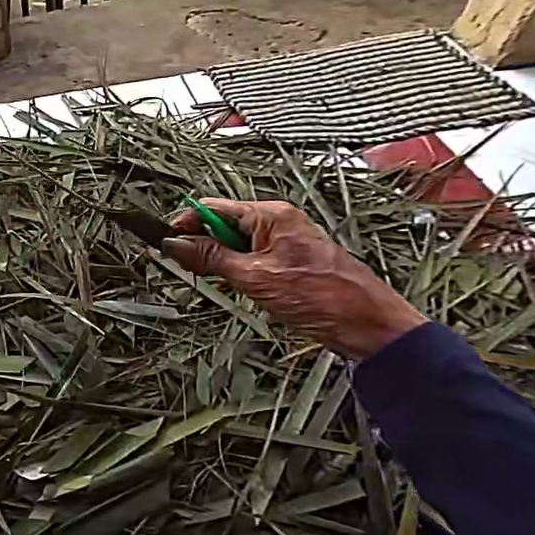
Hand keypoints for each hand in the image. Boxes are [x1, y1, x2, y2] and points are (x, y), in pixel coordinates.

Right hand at [161, 198, 425, 359]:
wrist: (369, 327)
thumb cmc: (322, 297)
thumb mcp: (253, 277)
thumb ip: (210, 257)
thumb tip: (173, 243)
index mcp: (270, 215)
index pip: (212, 208)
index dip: (186, 224)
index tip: (165, 243)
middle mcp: (276, 222)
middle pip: (221, 224)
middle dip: (201, 245)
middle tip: (188, 269)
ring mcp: (283, 242)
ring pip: (234, 244)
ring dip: (218, 261)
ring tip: (216, 282)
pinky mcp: (288, 262)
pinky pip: (250, 258)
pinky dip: (236, 271)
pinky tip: (238, 288)